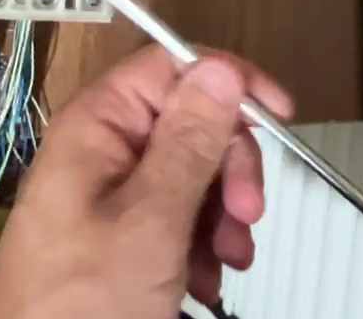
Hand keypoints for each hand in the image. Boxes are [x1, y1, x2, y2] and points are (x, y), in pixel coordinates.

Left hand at [0, 46, 294, 318]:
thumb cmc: (83, 299)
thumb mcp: (150, 220)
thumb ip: (189, 142)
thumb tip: (218, 68)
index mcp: (100, 122)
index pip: (170, 66)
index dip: (227, 79)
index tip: (279, 113)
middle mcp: (104, 146)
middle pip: (188, 122)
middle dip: (228, 166)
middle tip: (248, 213)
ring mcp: (110, 191)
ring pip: (189, 174)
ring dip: (220, 214)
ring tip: (226, 261)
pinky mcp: (119, 233)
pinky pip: (175, 215)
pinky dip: (200, 244)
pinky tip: (204, 280)